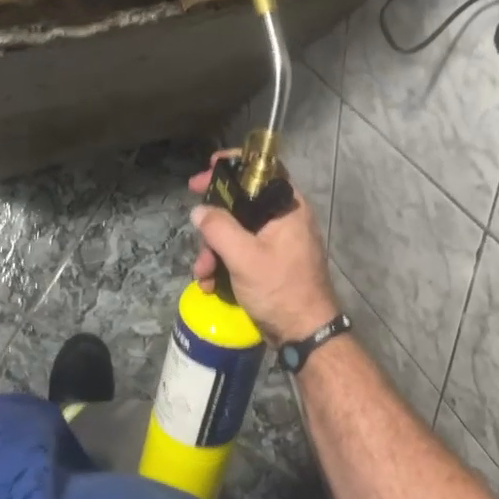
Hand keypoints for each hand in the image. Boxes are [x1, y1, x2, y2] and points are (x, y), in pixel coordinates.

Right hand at [188, 153, 338, 344]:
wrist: (304, 333)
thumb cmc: (280, 289)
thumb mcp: (244, 257)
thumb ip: (218, 229)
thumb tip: (199, 211)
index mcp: (288, 207)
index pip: (263, 169)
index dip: (234, 166)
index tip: (208, 170)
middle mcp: (285, 218)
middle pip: (243, 202)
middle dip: (214, 221)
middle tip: (194, 224)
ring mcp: (278, 242)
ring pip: (238, 230)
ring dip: (214, 249)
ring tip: (203, 273)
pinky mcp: (271, 263)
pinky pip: (242, 252)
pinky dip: (224, 264)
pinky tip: (211, 284)